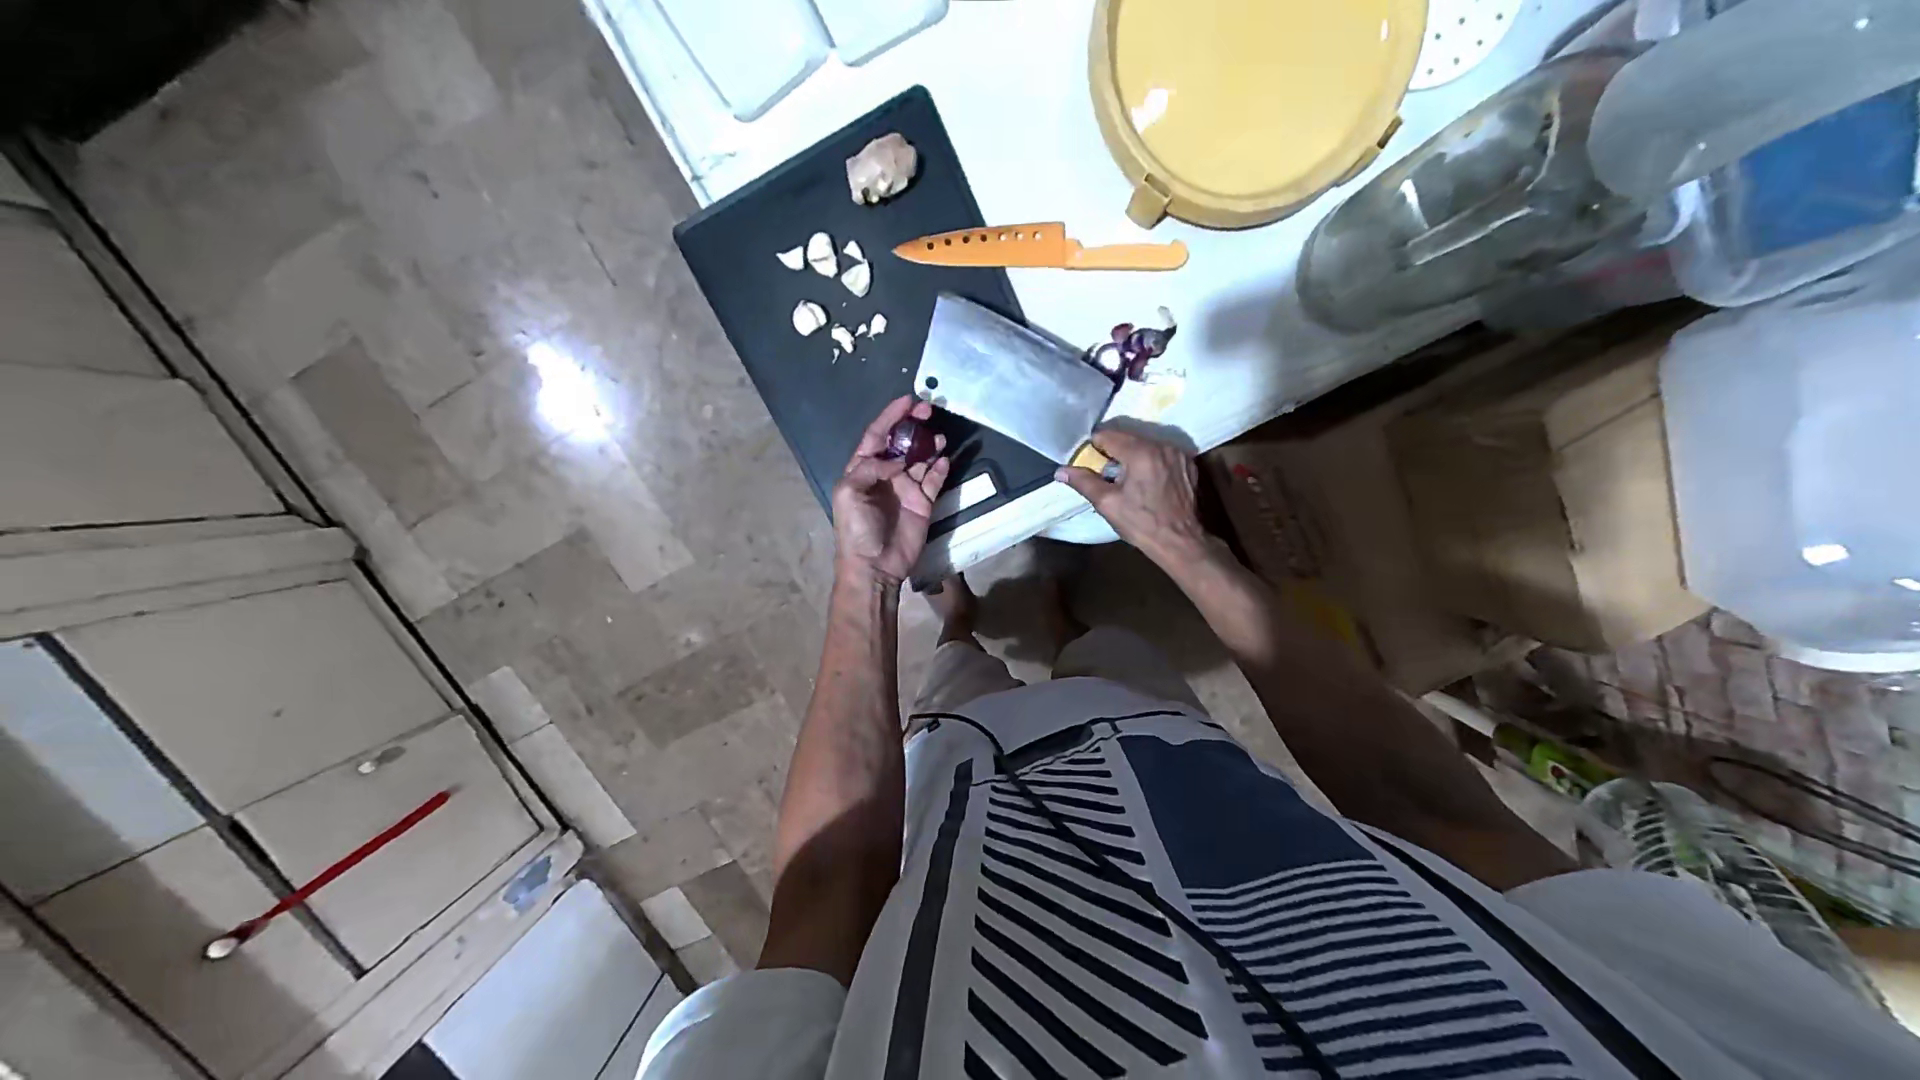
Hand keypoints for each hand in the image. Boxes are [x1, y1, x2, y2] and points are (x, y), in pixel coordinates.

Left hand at [833, 396, 951, 586]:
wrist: (874, 565)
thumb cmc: (856, 529)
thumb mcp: (850, 493)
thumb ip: (870, 468)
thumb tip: (898, 459)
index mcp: (863, 468)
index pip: (877, 435)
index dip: (891, 416)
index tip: (908, 400)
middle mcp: (886, 474)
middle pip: (902, 442)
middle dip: (914, 425)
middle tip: (928, 411)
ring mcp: (906, 487)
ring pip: (921, 458)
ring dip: (930, 444)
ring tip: (939, 436)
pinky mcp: (923, 502)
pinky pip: (934, 479)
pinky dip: (940, 468)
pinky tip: (944, 458)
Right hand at [1055, 428, 1211, 564]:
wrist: (1181, 542)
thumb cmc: (1141, 524)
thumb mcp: (1107, 504)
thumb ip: (1083, 482)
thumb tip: (1061, 470)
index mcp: (1140, 452)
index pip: (1107, 435)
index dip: (1093, 449)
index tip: (1090, 464)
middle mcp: (1162, 445)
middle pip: (1128, 438)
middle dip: (1113, 452)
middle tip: (1106, 475)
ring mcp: (1178, 453)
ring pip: (1145, 444)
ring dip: (1133, 456)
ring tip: (1128, 480)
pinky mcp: (1188, 463)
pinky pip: (1162, 454)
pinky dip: (1151, 461)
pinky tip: (1148, 482)